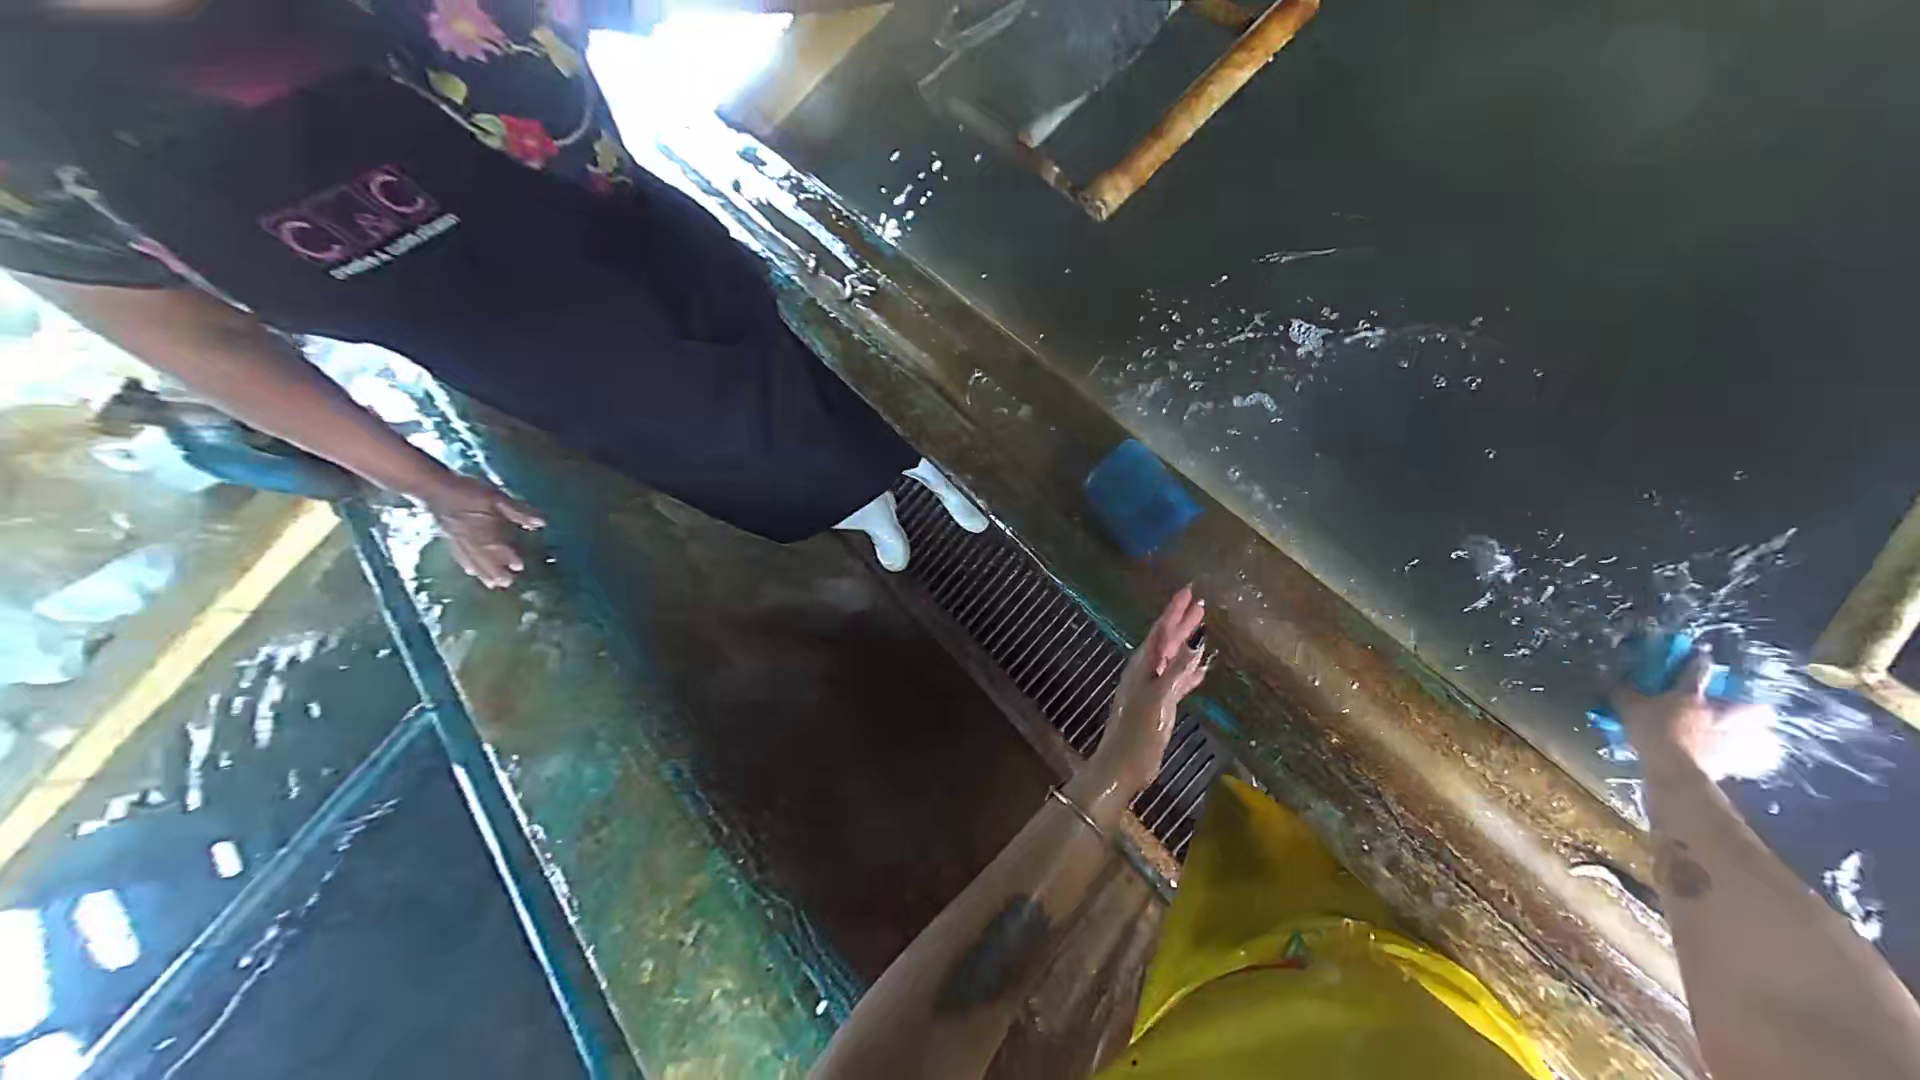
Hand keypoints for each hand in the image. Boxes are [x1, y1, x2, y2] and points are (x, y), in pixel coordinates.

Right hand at [417, 472, 544, 588]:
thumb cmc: (468, 491)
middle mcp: (469, 538)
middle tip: (506, 584)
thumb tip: (541, 524)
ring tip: (492, 585)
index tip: (519, 567)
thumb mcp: (497, 498)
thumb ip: (518, 512)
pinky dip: (465, 564)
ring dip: (482, 573)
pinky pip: (458, 555)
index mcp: (482, 528)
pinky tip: (469, 570)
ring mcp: (457, 539)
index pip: (496, 547)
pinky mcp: (448, 537)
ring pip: (471, 560)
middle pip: (483, 558)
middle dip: (494, 572)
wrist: (433, 486)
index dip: (507, 556)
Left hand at [1086, 586, 1208, 797]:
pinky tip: (1203, 669)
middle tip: (1200, 604)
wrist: (1123, 765)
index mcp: (1141, 666)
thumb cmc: (1137, 731)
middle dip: (1182, 622)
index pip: (1160, 630)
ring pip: (1173, 659)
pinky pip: (1178, 681)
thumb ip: (1177, 671)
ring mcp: (1153, 689)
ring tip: (1203, 628)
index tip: (1189, 592)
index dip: (1174, 611)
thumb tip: (1195, 643)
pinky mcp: (1160, 706)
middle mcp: (1146, 672)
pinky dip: (1190, 672)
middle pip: (1167, 640)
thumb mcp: (1159, 698)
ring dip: (1187, 644)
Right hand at [1608, 648, 1782, 780]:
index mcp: (1691, 695)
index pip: (1695, 672)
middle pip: (1748, 704)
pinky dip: (1759, 758)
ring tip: (1758, 735)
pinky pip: (1760, 757)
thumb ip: (1620, 691)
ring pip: (1762, 730)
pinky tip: (1753, 760)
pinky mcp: (1745, 758)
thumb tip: (1604, 674)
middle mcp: (1720, 711)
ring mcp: (1737, 735)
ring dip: (1762, 732)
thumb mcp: (1628, 708)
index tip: (1702, 654)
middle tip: (1748, 708)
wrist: (1677, 766)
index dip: (1697, 662)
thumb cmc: (1652, 732)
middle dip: (1752, 706)